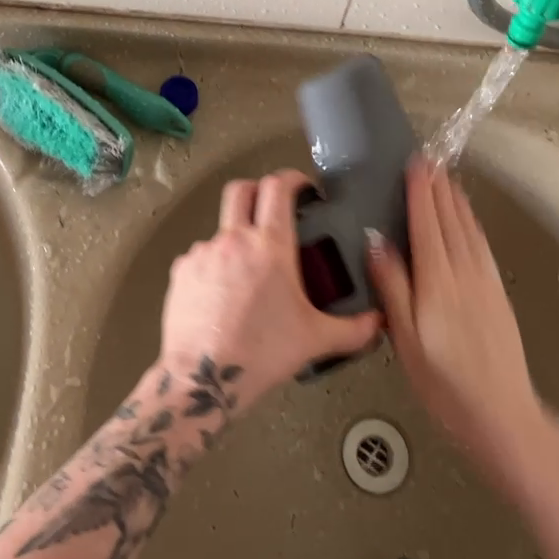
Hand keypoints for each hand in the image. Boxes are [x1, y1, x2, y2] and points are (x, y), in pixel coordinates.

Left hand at [160, 169, 382, 404]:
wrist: (201, 379)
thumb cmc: (262, 353)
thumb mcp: (315, 340)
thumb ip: (353, 330)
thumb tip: (378, 324)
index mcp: (269, 245)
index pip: (277, 187)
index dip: (292, 178)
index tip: (303, 188)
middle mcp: (233, 239)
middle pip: (241, 189)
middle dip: (258, 191)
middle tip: (274, 210)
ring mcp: (202, 253)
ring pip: (221, 228)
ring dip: (237, 238)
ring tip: (250, 273)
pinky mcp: (181, 272)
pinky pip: (202, 257)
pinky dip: (216, 266)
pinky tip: (224, 294)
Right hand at [369, 159, 543, 467]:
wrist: (501, 414)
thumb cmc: (443, 382)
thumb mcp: (405, 339)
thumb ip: (393, 287)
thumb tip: (377, 242)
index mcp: (437, 281)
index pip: (427, 224)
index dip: (420, 192)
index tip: (416, 163)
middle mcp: (464, 272)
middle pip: (450, 220)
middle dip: (438, 188)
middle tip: (429, 160)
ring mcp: (485, 281)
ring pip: (468, 229)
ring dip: (456, 201)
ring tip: (446, 179)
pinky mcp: (497, 293)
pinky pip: (482, 246)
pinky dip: (472, 224)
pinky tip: (467, 221)